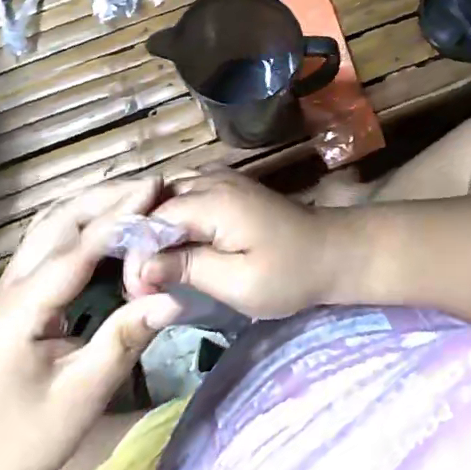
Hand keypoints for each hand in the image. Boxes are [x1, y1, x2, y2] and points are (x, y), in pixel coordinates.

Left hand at [0, 178, 183, 469]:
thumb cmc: (39, 434)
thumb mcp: (87, 392)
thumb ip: (126, 338)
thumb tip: (172, 297)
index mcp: (18, 310)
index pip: (75, 249)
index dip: (116, 217)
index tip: (153, 190)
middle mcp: (7, 286)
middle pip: (56, 222)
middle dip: (104, 198)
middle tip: (151, 185)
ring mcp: (8, 284)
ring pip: (50, 224)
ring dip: (91, 203)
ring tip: (135, 192)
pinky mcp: (18, 288)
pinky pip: (49, 239)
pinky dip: (81, 220)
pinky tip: (108, 218)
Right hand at [127, 169, 350, 319]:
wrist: (333, 251)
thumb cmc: (290, 274)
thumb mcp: (239, 284)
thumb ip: (189, 269)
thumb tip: (142, 267)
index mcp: (213, 202)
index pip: (153, 220)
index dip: (138, 254)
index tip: (137, 292)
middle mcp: (210, 179)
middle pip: (156, 203)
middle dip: (141, 241)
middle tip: (141, 284)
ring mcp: (218, 178)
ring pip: (167, 196)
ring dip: (155, 230)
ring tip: (151, 269)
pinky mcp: (225, 186)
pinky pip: (185, 195)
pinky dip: (171, 219)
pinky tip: (172, 247)